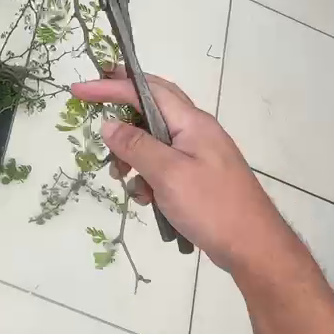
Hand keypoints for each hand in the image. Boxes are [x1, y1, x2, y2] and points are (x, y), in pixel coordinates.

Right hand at [70, 70, 303, 275]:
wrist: (254, 248)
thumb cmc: (212, 206)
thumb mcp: (167, 173)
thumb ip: (135, 145)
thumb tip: (108, 123)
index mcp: (192, 122)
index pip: (146, 90)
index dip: (110, 86)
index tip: (79, 90)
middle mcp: (195, 131)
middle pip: (150, 109)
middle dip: (120, 118)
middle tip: (95, 128)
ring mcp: (197, 154)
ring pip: (152, 141)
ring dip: (131, 155)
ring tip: (121, 178)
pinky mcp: (196, 176)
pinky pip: (162, 165)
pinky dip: (146, 176)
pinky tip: (144, 198)